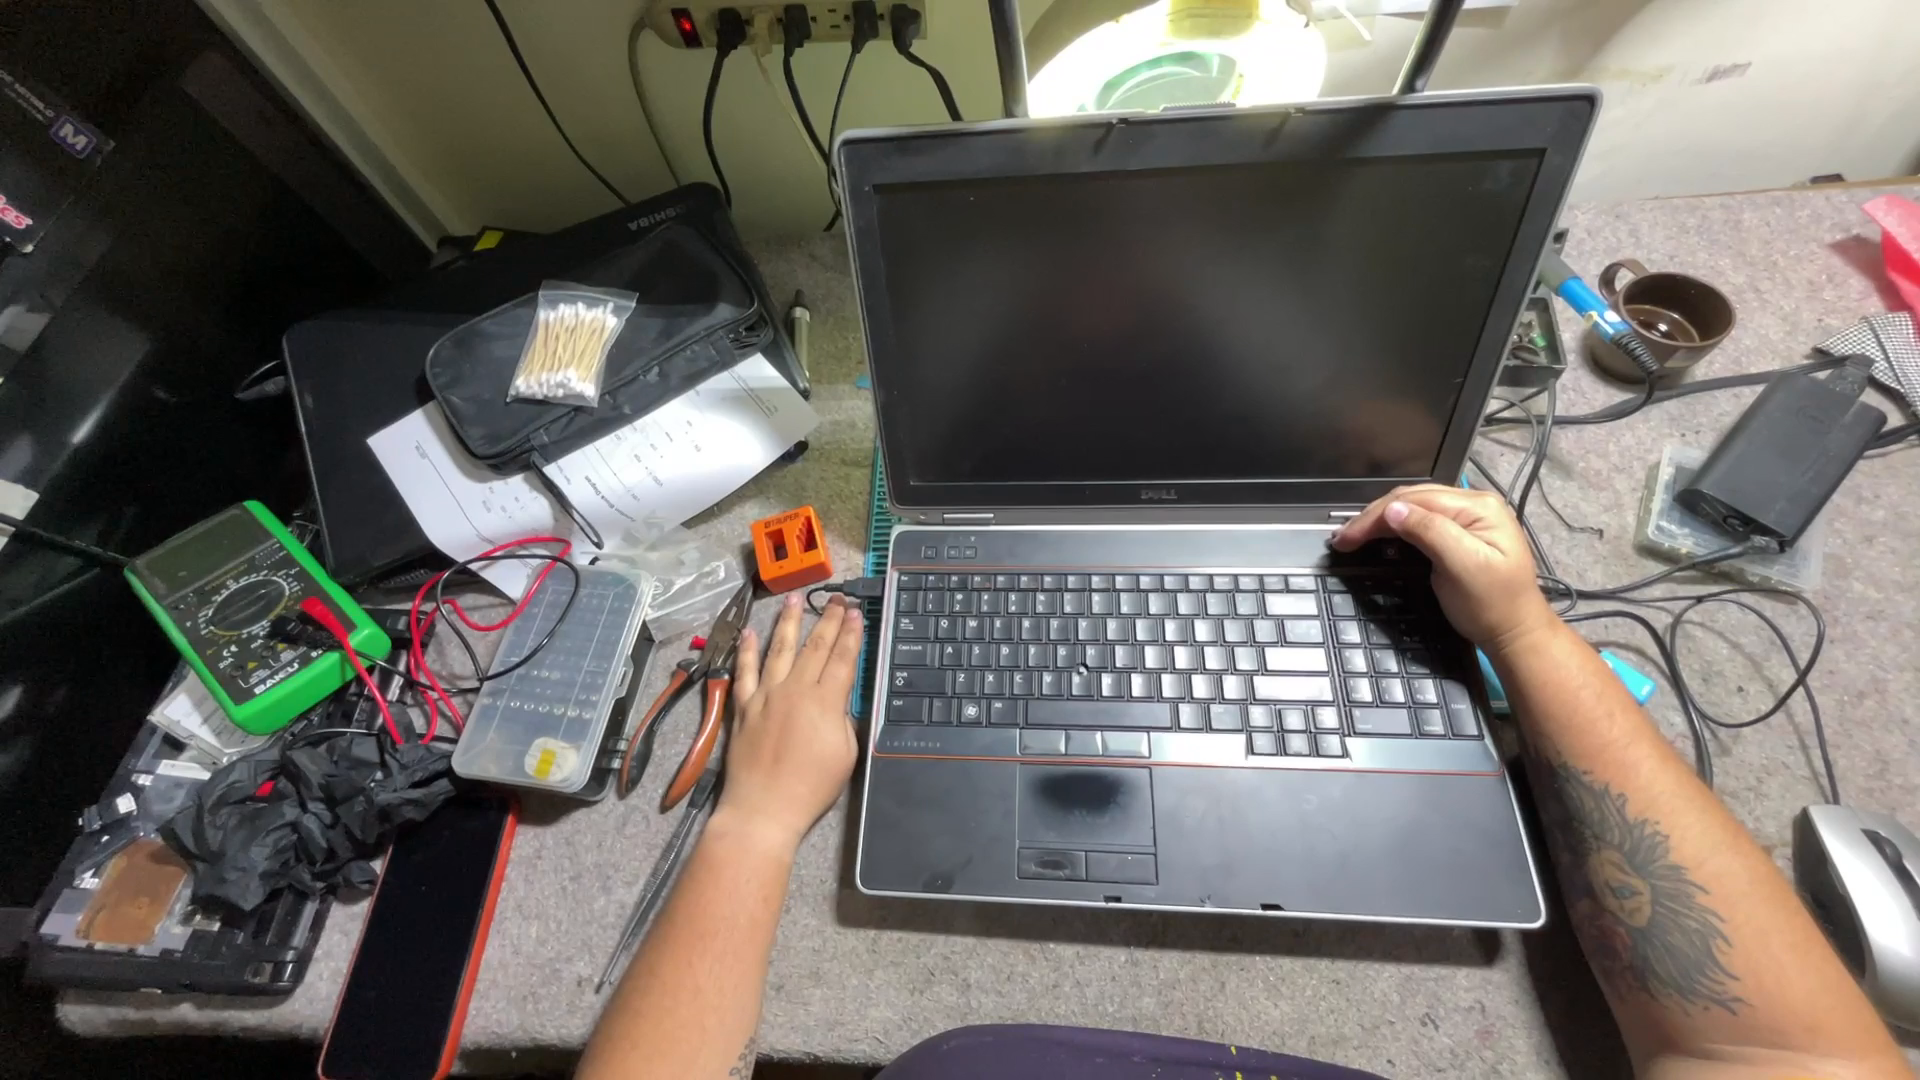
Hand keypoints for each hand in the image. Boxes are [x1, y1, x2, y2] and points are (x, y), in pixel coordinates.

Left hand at [717, 592, 862, 853]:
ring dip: (790, 622)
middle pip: (816, 647)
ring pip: (780, 649)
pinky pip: (745, 671)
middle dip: (828, 619)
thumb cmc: (811, 788)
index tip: (856, 612)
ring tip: (795, 599)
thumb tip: (841, 700)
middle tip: (837, 598)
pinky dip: (748, 650)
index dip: (851, 634)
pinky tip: (752, 631)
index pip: (842, 658)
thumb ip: (845, 720)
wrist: (763, 809)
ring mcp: (766, 695)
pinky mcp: (744, 707)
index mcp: (825, 701)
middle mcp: (795, 690)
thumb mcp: (845, 754)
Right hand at [1329, 484, 1558, 651]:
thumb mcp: (1463, 567)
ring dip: (1378, 521)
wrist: (1515, 633)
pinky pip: (1418, 520)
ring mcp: (1466, 517)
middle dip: (1371, 517)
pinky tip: (1376, 535)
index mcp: (1478, 507)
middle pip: (1410, 499)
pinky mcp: (1458, 532)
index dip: (1374, 517)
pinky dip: (1392, 528)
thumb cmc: (1491, 604)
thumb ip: (1430, 532)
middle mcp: (1473, 504)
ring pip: (1411, 508)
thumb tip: (1392, 510)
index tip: (1344, 539)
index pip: (1414, 500)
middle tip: (1341, 539)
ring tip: (1352, 536)